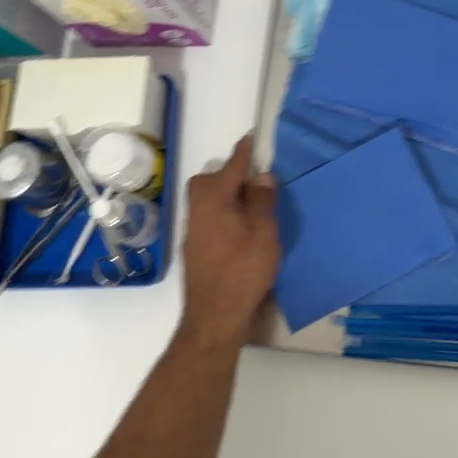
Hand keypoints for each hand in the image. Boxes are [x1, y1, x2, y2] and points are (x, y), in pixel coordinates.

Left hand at [179, 136, 279, 347]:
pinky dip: (223, 216)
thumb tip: (260, 176)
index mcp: (214, 201)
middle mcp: (198, 212)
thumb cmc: (243, 271)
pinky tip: (239, 231)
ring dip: (225, 198)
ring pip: (206, 202)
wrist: (214, 317)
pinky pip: (208, 219)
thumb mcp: (263, 233)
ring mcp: (193, 233)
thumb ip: (262, 201)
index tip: (251, 140)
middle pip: (207, 182)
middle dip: (227, 176)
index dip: (243, 153)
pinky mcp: (195, 251)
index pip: (230, 168)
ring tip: (250, 207)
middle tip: (251, 182)